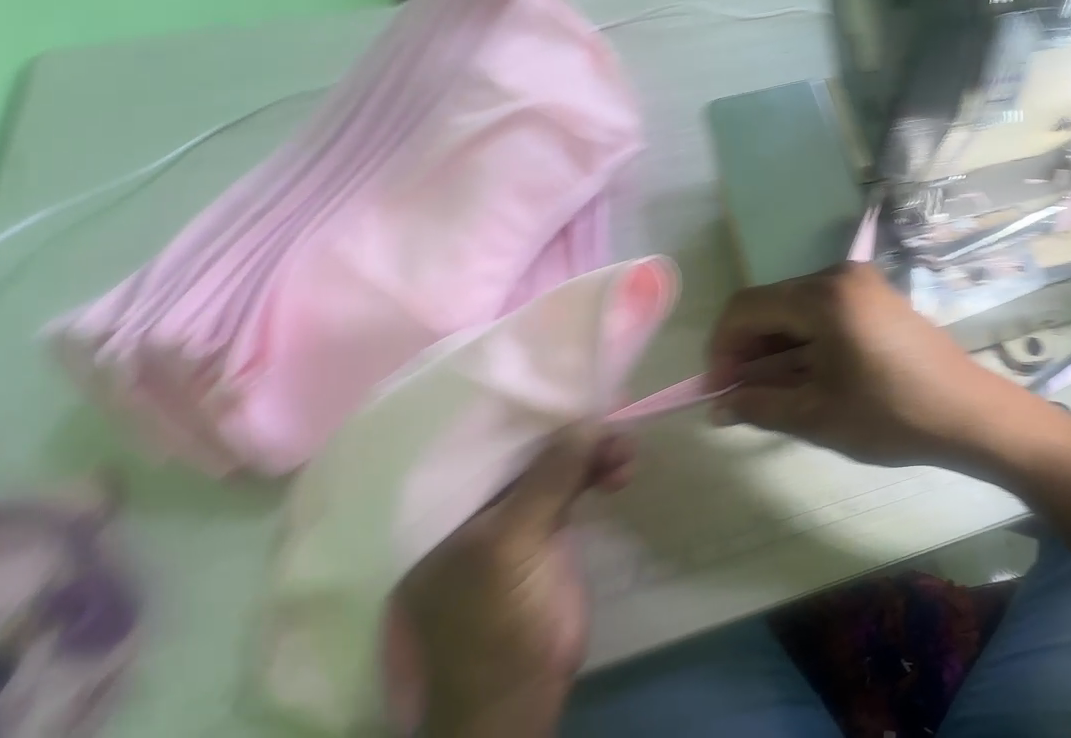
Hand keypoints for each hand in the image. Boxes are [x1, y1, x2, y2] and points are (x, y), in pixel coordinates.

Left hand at [388, 424, 633, 737]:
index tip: (571, 380)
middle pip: (527, 445)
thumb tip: (586, 420)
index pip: (482, 436)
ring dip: (594, 450)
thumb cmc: (494, 618)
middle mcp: (477, 499)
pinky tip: (621, 471)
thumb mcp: (510, 543)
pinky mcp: (549, 532)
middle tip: (616, 420)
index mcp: (444, 500)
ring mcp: (515, 515)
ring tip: (626, 455)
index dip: (526, 408)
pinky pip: (574, 485)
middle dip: (571, 428)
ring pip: (557, 462)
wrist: (519, 691)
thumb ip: (546, 479)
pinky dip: (599, 471)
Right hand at [706, 263, 1043, 468]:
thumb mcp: (816, 415)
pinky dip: (806, 341)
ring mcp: (864, 284)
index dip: (722, 348)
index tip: (719, 391)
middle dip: (749, 349)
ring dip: (777, 348)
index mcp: (822, 295)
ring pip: (797, 310)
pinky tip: (810, 378)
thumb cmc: (890, 415)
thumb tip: (718, 406)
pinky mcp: (879, 299)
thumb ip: (758, 404)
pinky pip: (825, 312)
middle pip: (771, 304)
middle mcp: (840, 275)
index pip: (745, 308)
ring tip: (776, 394)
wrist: (969, 415)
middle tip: (743, 397)